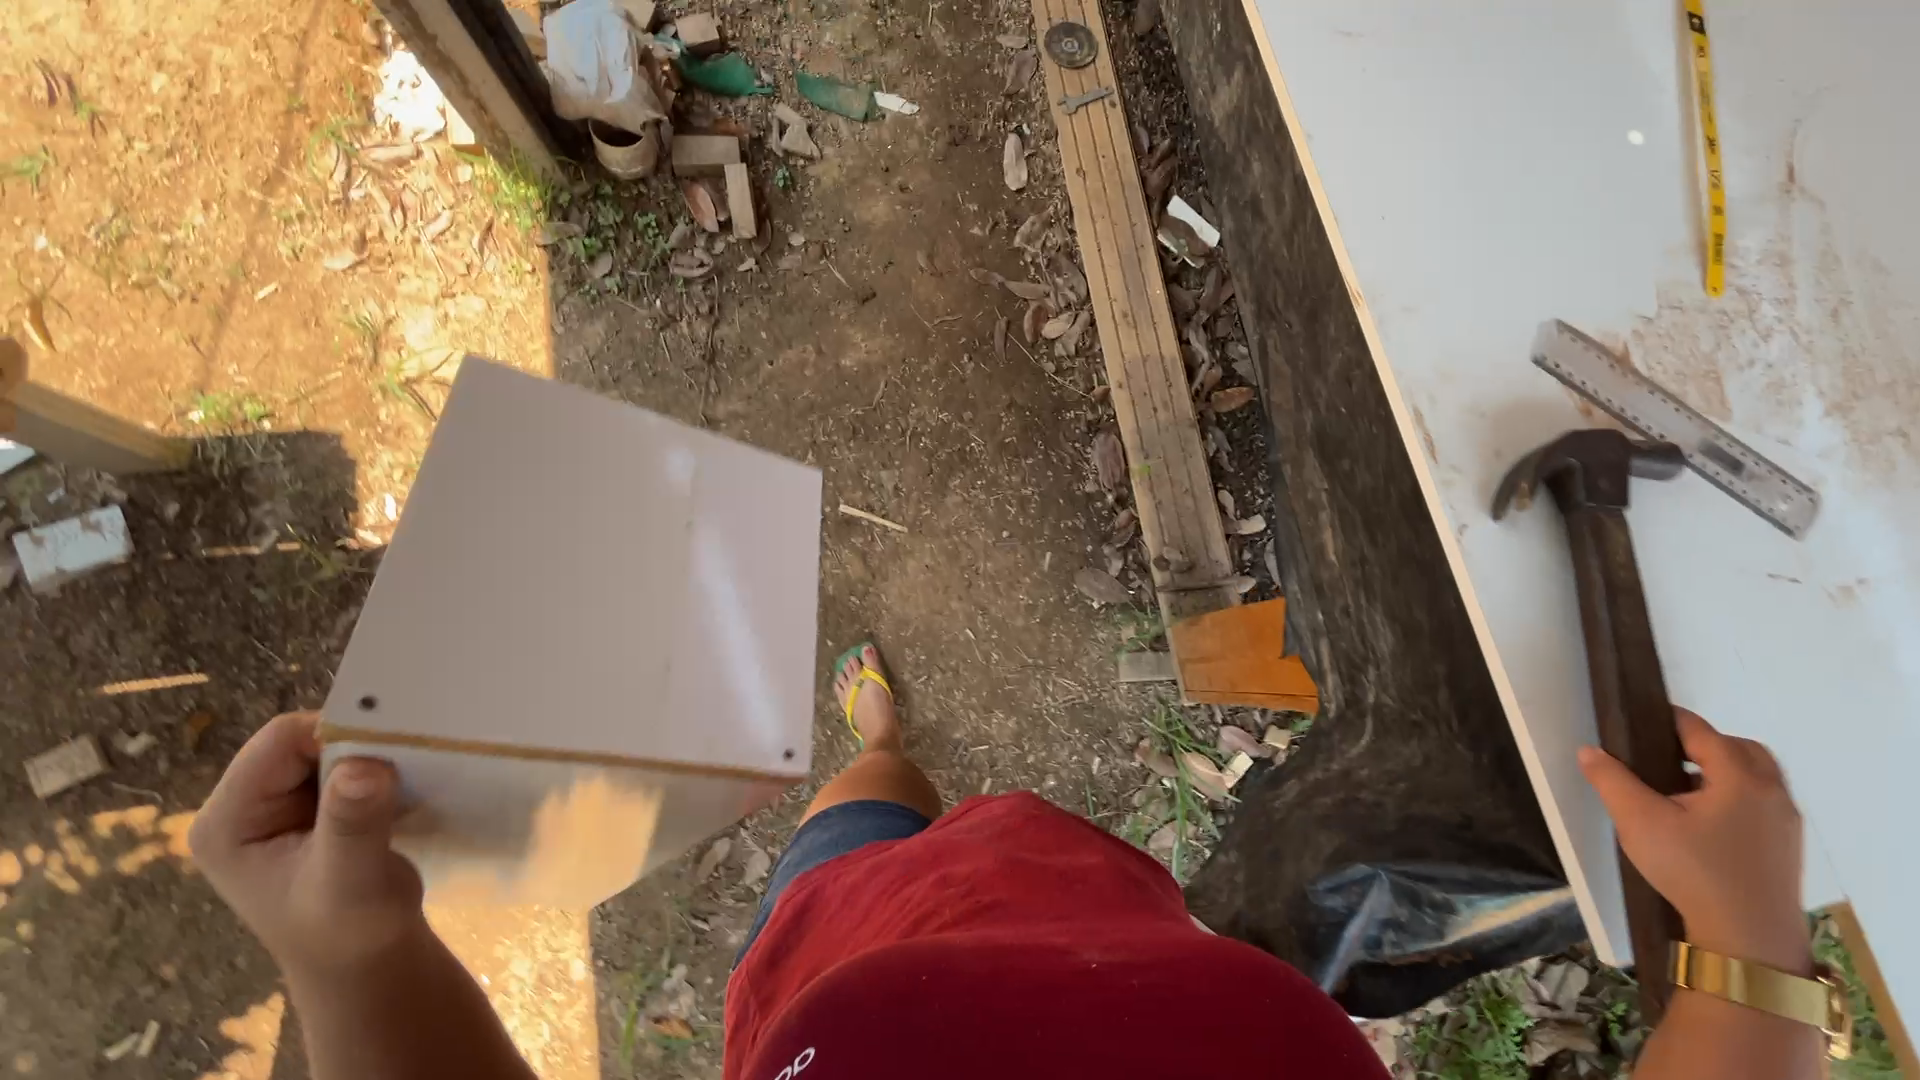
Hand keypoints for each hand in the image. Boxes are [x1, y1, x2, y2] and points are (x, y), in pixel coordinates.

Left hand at [188, 712, 424, 975]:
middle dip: (360, 745)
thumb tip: (363, 765)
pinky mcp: (314, 808)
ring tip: (410, 779)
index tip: (392, 754)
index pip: (280, 743)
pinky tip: (405, 789)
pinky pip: (348, 764)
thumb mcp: (351, 880)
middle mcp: (245, 805)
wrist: (365, 961)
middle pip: (305, 739)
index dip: (337, 735)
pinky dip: (381, 768)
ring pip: (332, 747)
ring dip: (375, 756)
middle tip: (408, 765)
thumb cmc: (350, 929)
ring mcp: (278, 807)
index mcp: (229, 820)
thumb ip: (352, 823)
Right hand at [1579, 707, 1811, 973]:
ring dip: (1722, 771)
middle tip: (1664, 753)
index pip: (1703, 733)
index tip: (1641, 716)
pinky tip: (1701, 819)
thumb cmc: (1692, 869)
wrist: (1747, 936)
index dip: (1671, 720)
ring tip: (1679, 787)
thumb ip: (1611, 780)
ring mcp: (1785, 823)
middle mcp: (1772, 794)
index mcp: (1740, 779)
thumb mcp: (1637, 820)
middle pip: (1743, 750)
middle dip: (1705, 744)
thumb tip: (1590, 751)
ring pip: (1757, 778)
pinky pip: (1761, 804)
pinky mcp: (1785, 848)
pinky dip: (1734, 796)